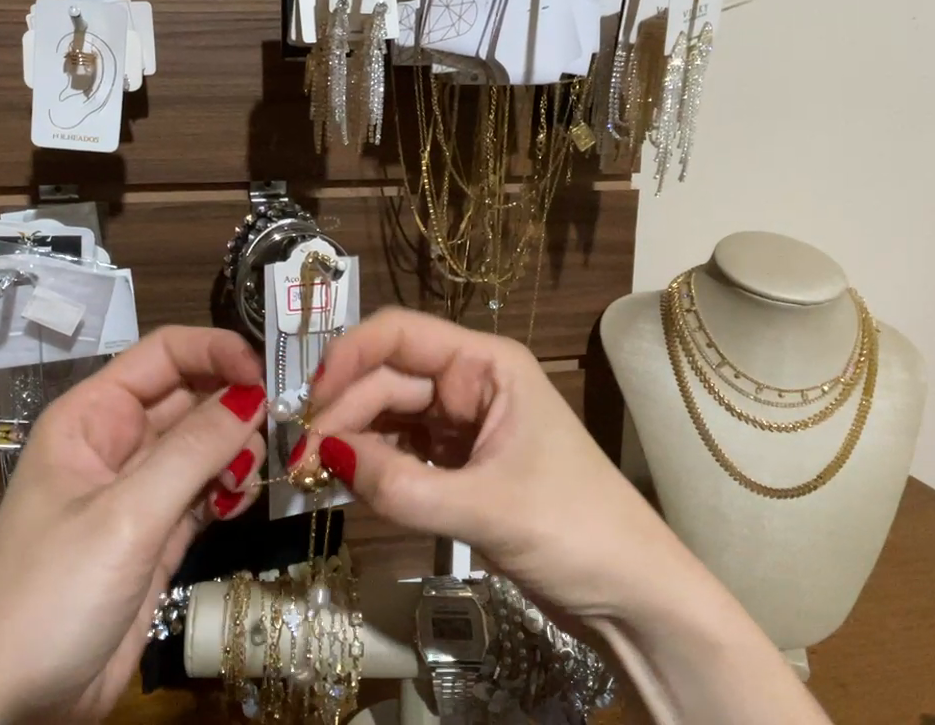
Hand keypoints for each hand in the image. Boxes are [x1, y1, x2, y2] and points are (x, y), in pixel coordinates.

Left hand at [0, 328, 269, 723]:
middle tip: (292, 418)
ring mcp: (137, 490)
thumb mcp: (124, 516)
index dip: (216, 351)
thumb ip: (193, 452)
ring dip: (239, 448)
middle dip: (238, 400)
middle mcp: (115, 442)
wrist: (7, 709)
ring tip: (263, 467)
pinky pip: (204, 491)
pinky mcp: (155, 535)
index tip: (269, 372)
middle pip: (189, 396)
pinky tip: (242, 500)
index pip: (163, 354)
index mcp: (91, 416)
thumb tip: (255, 394)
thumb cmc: (50, 595)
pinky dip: (229, 489)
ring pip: (203, 444)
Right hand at [296, 310, 830, 723]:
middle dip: (343, 414)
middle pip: (387, 380)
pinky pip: (400, 452)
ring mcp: (462, 425)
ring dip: (352, 441)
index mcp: (486, 366)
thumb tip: (322, 451)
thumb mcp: (487, 508)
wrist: (634, 598)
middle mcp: (469, 384)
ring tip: (313, 475)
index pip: (400, 336)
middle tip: (300, 461)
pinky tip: (346, 483)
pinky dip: (372, 466)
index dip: (349, 357)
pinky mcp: (457, 465)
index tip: (310, 402)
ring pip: (388, 417)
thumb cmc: (578, 532)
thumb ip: (401, 485)